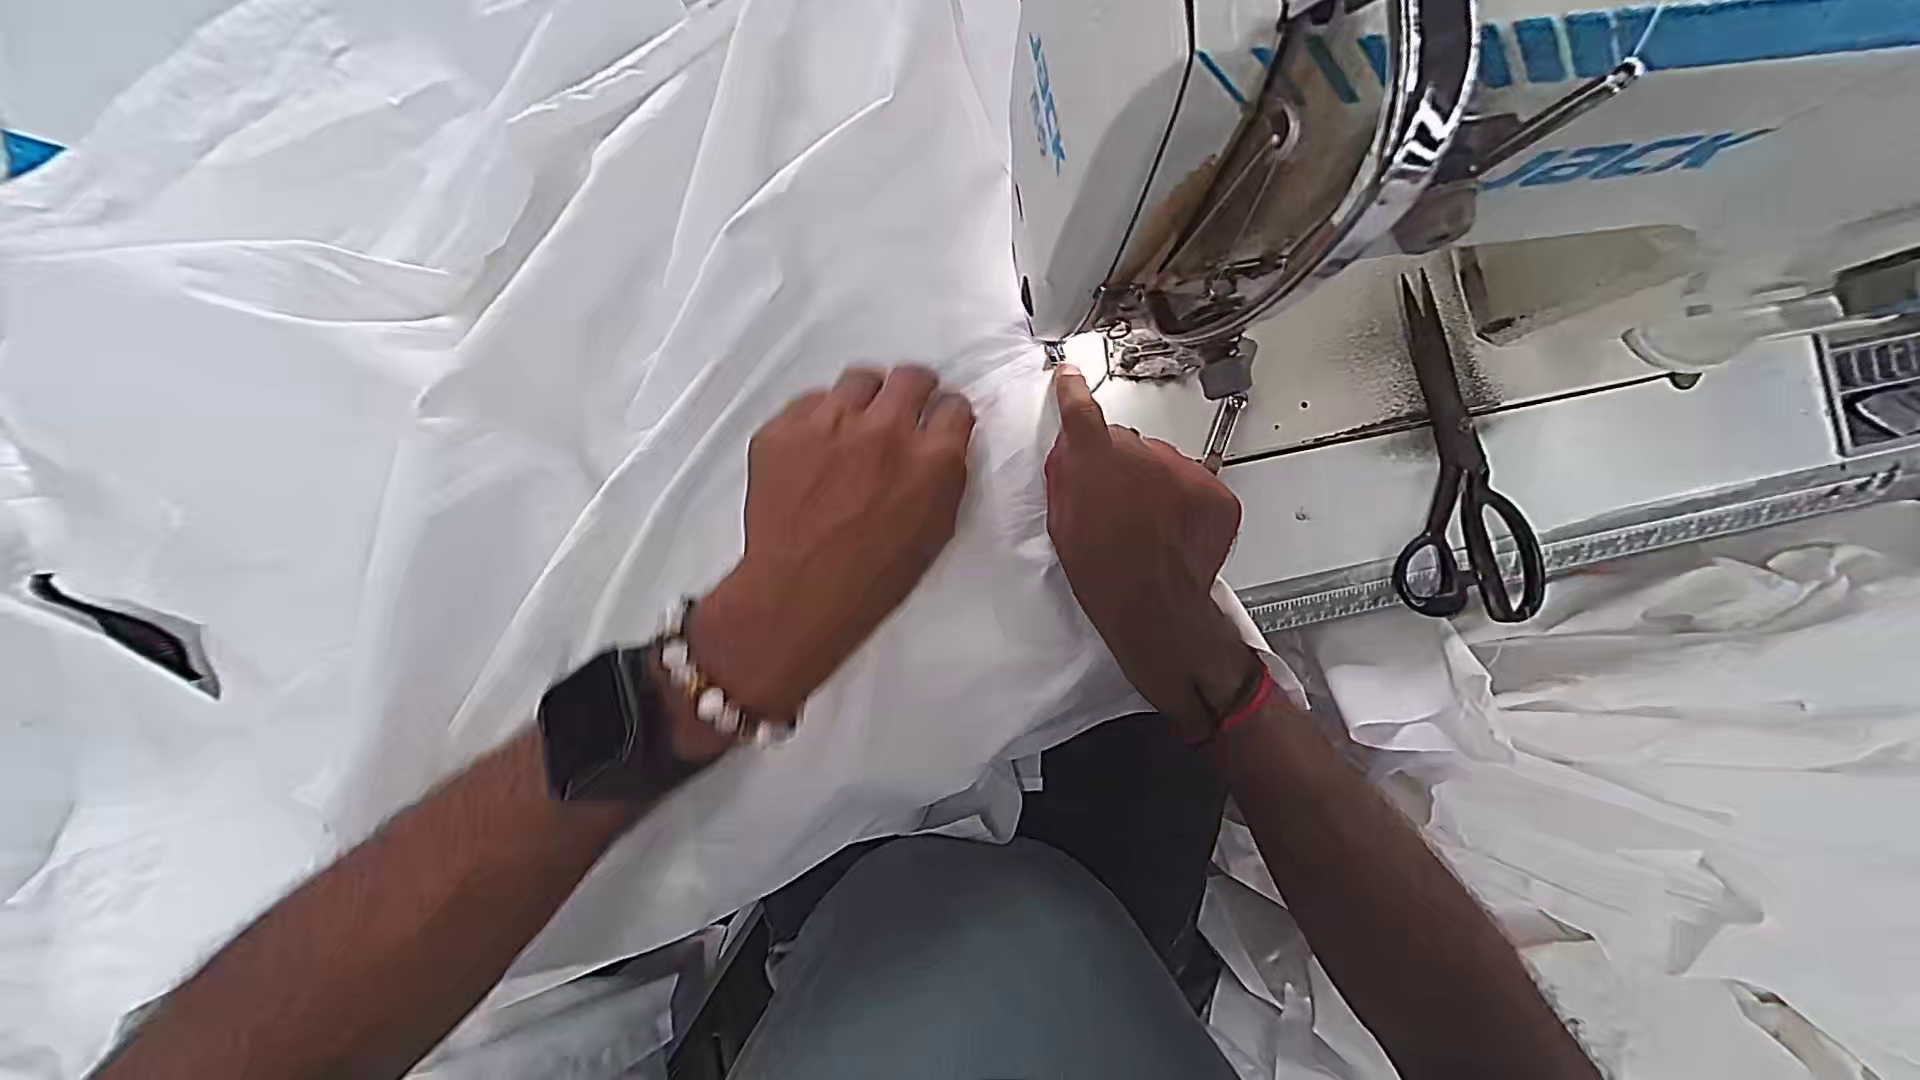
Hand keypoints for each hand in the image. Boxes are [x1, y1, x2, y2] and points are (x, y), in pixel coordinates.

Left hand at [689, 366, 975, 718]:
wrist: (799, 594)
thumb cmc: (873, 577)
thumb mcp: (935, 531)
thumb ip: (944, 478)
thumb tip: (942, 446)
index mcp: (931, 461)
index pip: (954, 406)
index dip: (948, 413)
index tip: (939, 419)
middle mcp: (884, 431)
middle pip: (911, 377)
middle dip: (915, 389)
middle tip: (906, 406)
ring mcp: (830, 425)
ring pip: (859, 379)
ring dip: (867, 398)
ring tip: (858, 424)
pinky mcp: (784, 429)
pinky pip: (811, 403)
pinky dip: (822, 418)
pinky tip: (819, 448)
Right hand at [1044, 364, 1258, 738]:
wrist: (1152, 605)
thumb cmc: (1102, 571)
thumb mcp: (1063, 522)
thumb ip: (1065, 476)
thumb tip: (1070, 452)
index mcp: (1096, 459)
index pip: (1080, 410)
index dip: (1072, 390)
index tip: (1070, 377)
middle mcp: (1141, 454)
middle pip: (1127, 442)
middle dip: (1120, 464)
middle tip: (1117, 503)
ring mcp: (1182, 470)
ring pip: (1162, 461)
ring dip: (1154, 482)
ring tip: (1147, 522)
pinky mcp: (1214, 490)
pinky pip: (1193, 482)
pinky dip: (1184, 499)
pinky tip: (1172, 527)